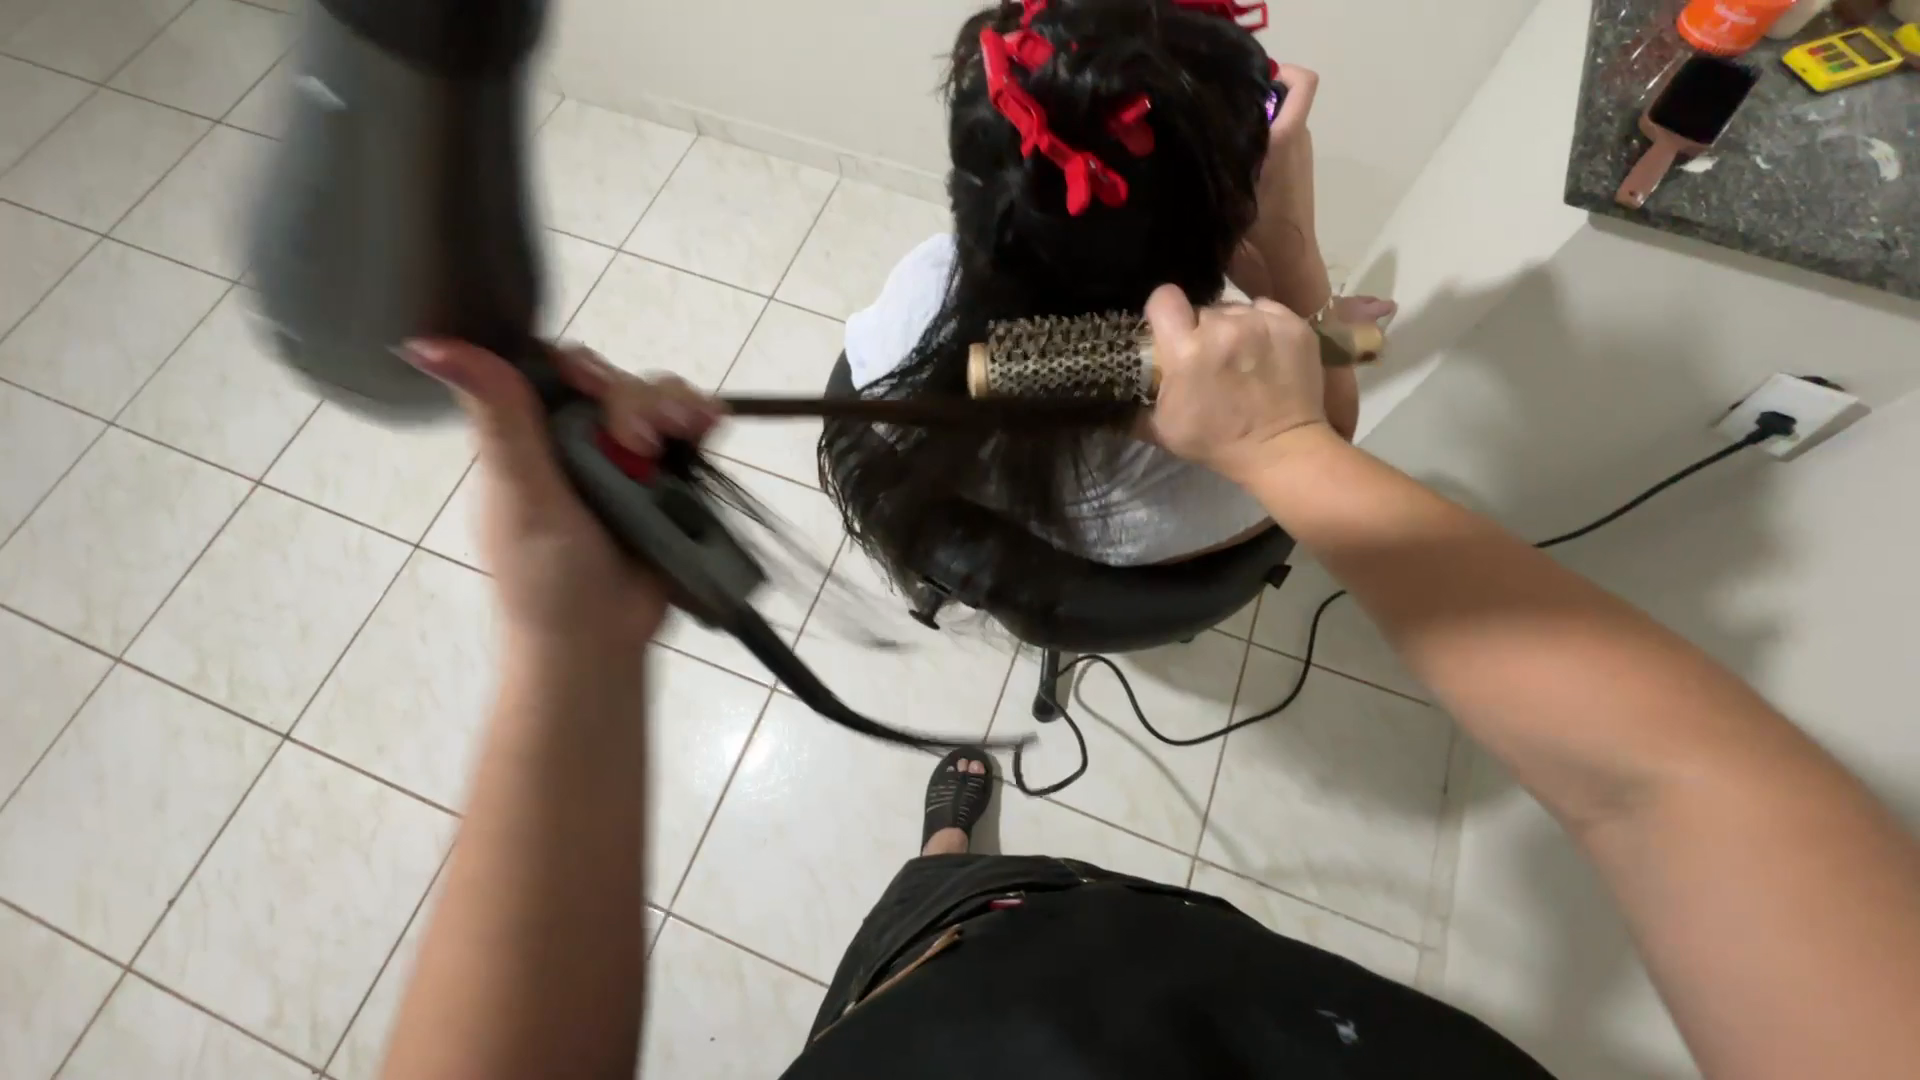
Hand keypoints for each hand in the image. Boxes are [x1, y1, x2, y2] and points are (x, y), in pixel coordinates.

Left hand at [404, 340, 721, 655]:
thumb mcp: (520, 494)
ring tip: (693, 427)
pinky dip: (701, 424)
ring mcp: (627, 463)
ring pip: (656, 404)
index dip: (581, 368)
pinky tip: (713, 423)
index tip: (596, 387)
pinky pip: (686, 438)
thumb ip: (499, 421)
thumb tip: (429, 345)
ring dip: (676, 406)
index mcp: (530, 439)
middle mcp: (579, 443)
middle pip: (614, 385)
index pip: (554, 372)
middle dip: (637, 400)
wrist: (599, 640)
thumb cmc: (545, 577)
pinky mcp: (667, 483)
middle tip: (642, 441)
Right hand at [1142, 284, 1330, 480]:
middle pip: (1201, 309)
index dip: (1162, 312)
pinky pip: (1265, 311)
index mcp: (1187, 351)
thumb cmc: (1216, 442)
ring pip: (1234, 310)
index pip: (1164, 298)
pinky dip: (1261, 328)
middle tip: (1207, 359)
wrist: (1280, 449)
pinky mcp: (1293, 324)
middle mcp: (1224, 327)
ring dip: (1231, 329)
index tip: (1168, 330)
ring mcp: (1263, 323)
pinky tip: (1262, 354)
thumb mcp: (1162, 430)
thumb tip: (1104, 396)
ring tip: (1239, 359)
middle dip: (1199, 330)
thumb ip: (1132, 405)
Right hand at [1228, 64, 1329, 315]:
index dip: (1275, 74)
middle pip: (1277, 103)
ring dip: (1246, 133)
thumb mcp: (1232, 198)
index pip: (1298, 84)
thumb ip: (1220, 165)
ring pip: (1271, 128)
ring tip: (1209, 149)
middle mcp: (1295, 142)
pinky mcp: (1288, 182)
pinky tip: (1219, 175)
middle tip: (1209, 122)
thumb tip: (1197, 138)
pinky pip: (1269, 152)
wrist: (1282, 273)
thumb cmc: (1261, 239)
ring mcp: (1294, 162)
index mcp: (1285, 139)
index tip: (1238, 90)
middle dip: (1248, 105)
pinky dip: (1249, 155)